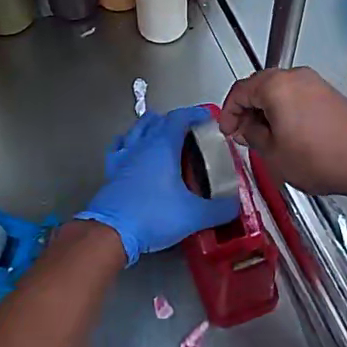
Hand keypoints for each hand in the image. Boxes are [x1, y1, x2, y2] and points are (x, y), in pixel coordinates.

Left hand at [75, 105, 239, 266]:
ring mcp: (124, 156)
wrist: (111, 233)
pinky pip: (120, 146)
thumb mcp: (193, 215)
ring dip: (151, 128)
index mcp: (163, 146)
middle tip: (190, 133)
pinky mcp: (112, 171)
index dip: (194, 114)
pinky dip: (130, 142)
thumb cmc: (153, 215)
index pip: (179, 117)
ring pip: (137, 129)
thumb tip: (235, 206)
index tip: (207, 118)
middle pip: (158, 120)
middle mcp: (142, 145)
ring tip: (163, 137)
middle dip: (175, 121)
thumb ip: (219, 209)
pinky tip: (133, 151)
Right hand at [219, 67, 346, 198]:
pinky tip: (289, 137)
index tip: (227, 130)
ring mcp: (314, 83)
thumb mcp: (273, 153)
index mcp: (274, 85)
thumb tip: (247, 128)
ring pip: (279, 92)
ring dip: (267, 112)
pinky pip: (297, 97)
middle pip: (259, 87)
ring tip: (266, 140)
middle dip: (247, 110)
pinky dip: (286, 112)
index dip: (229, 113)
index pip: (239, 91)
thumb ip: (252, 135)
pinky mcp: (329, 94)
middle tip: (242, 135)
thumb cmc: (322, 157)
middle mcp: (294, 76)